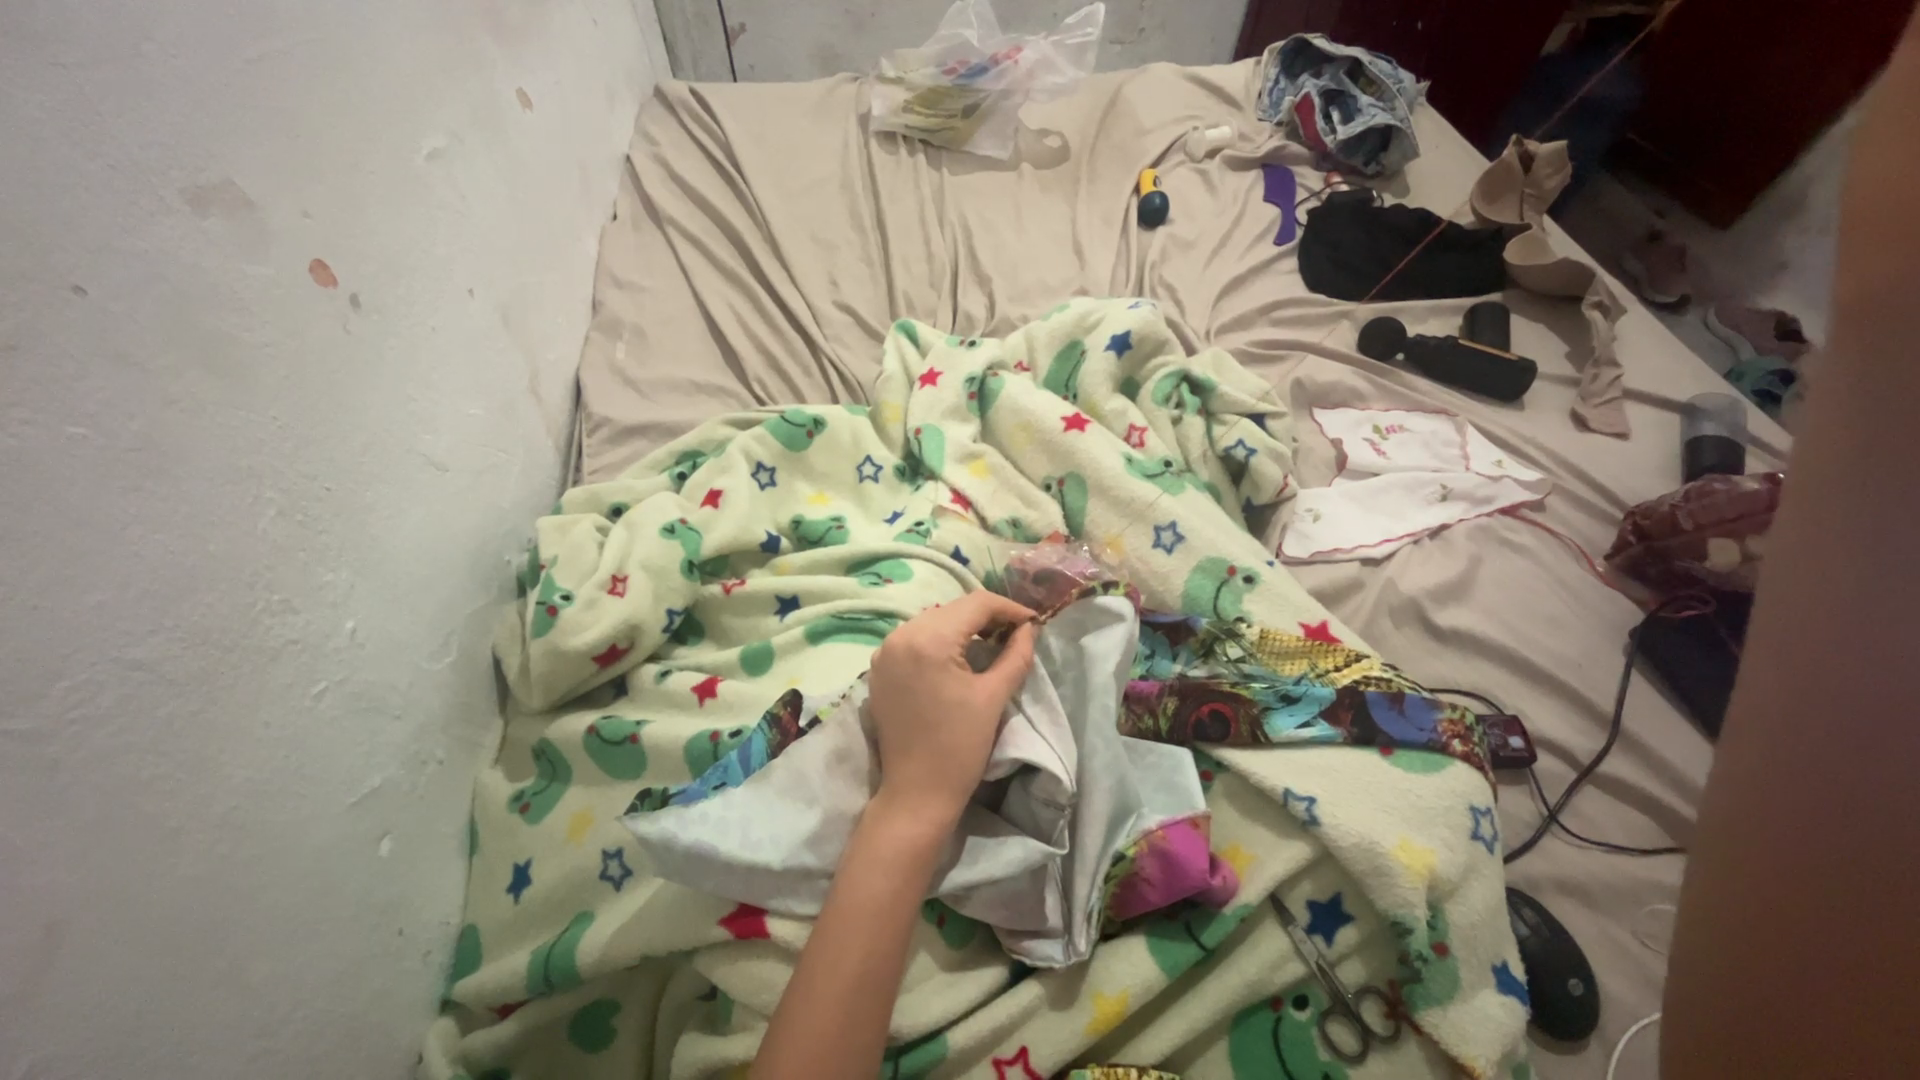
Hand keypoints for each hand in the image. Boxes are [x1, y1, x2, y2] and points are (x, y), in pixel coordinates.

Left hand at [866, 590, 1037, 826]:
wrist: (916, 791)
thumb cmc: (960, 746)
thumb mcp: (994, 696)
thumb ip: (1016, 654)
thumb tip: (1029, 628)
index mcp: (929, 639)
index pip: (976, 604)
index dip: (1009, 608)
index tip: (1034, 622)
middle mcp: (901, 635)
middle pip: (953, 609)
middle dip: (987, 617)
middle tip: (1016, 633)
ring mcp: (885, 651)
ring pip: (933, 621)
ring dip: (962, 627)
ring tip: (991, 643)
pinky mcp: (879, 668)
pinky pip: (915, 639)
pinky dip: (939, 641)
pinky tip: (959, 657)